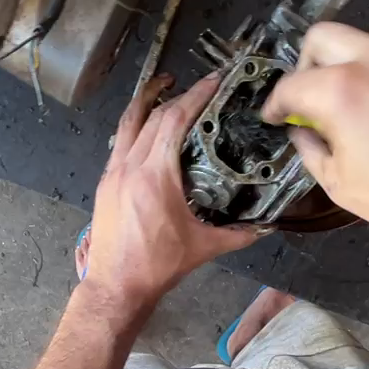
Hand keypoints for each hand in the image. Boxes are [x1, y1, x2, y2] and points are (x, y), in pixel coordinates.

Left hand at [78, 73, 259, 318]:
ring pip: (128, 124)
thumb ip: (237, 235)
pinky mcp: (104, 184)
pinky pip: (119, 143)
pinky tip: (146, 128)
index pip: (174, 120)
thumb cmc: (157, 267)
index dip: (195, 96)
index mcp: (155, 176)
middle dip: (177, 96)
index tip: (213, 83)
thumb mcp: (202, 248)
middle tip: (198, 89)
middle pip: (153, 116)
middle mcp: (129, 167)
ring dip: (146, 101)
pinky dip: (134, 128)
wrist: (116, 286)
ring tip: (163, 87)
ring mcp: (113, 173)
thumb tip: (264, 228)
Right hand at [263, 23, 368, 279]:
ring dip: (343, 69)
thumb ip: (311, 149)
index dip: (275, 103)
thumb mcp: (340, 183)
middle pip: (321, 38)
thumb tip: (302, 134)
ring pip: (360, 45)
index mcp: (341, 91)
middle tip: (306, 100)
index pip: (291, 84)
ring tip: (347, 111)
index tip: (275, 115)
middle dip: (305, 66)